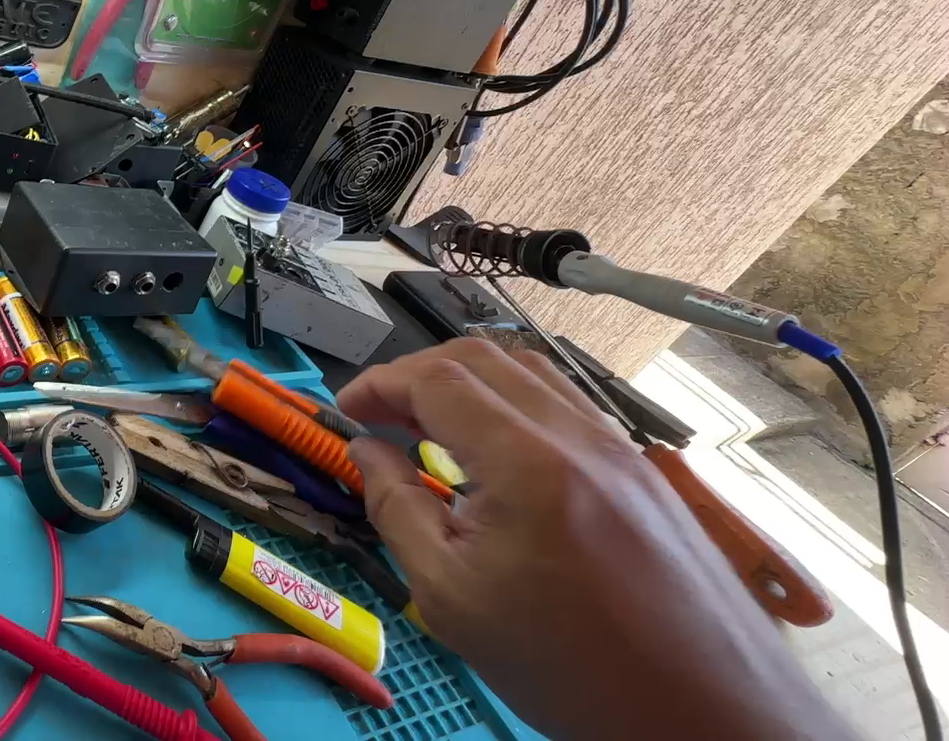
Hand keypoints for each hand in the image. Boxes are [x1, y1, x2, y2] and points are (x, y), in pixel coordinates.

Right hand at [338, 338, 852, 740]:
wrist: (714, 726)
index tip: (348, 409)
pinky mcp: (641, 470)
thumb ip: (395, 507)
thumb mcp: (449, 595)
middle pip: (477, 358)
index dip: (379, 383)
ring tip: (428, 420)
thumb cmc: (568, 667)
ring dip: (461, 378)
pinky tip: (491, 443)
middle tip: (379, 413)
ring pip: (524, 369)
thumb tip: (366, 451)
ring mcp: (619, 448)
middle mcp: (577, 436)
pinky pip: (562, 400)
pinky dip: (507, 397)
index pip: (434, 380)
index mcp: (527, 464)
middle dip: (412, 374)